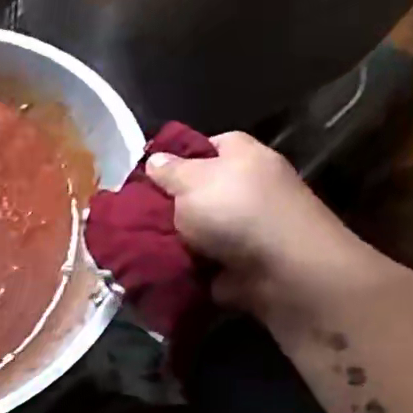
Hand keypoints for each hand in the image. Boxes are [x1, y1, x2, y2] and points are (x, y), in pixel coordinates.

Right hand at [145, 131, 372, 309]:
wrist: (279, 267)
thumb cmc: (236, 210)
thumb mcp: (193, 181)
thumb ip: (170, 170)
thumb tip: (155, 158)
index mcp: (242, 156)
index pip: (208, 145)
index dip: (177, 156)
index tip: (148, 173)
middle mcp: (247, 186)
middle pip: (198, 188)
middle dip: (168, 201)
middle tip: (134, 211)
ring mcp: (244, 224)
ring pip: (194, 225)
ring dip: (171, 235)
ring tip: (136, 240)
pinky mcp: (238, 258)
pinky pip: (198, 256)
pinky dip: (180, 261)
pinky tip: (155, 262)